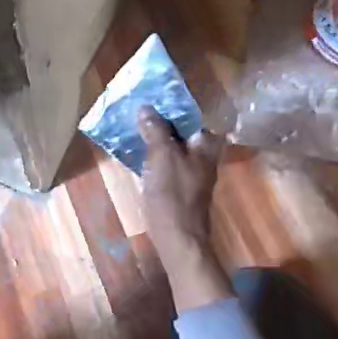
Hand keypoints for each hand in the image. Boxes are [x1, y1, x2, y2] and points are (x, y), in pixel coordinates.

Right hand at [138, 106, 230, 309]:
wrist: (179, 239)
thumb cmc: (173, 196)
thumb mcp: (162, 157)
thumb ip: (156, 130)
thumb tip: (146, 108)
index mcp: (206, 143)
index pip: (188, 114)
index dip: (167, 106)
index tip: (146, 99)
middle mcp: (204, 155)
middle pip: (180, 131)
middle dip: (159, 123)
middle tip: (134, 112)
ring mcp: (193, 173)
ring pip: (172, 148)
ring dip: (154, 140)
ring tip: (131, 129)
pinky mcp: (181, 188)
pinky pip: (167, 165)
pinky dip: (154, 159)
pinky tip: (137, 156)